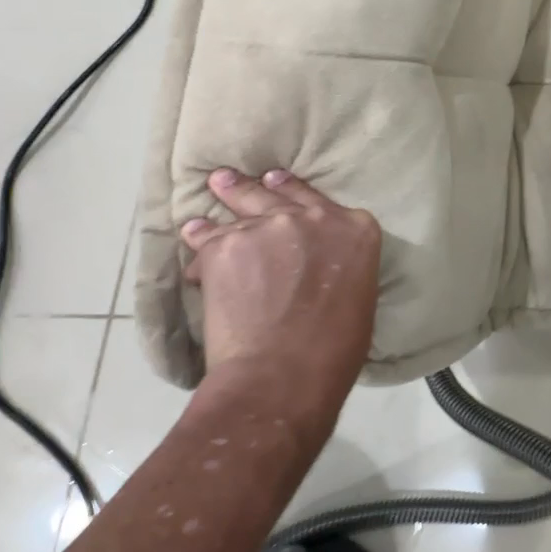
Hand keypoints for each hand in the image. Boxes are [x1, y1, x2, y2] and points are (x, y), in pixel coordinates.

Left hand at [181, 168, 380, 422]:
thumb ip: (339, 269)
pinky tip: (192, 240)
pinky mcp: (226, 246)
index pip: (327, 205)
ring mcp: (269, 227)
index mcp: (358, 230)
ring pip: (242, 207)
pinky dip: (200, 246)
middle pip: (282, 194)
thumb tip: (319, 275)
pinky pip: (208, 240)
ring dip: (226, 202)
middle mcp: (315, 218)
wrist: (284, 371)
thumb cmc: (336, 348)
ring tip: (212, 195)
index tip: (284, 191)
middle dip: (260, 187)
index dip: (301, 198)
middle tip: (236, 180)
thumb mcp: (358, 296)